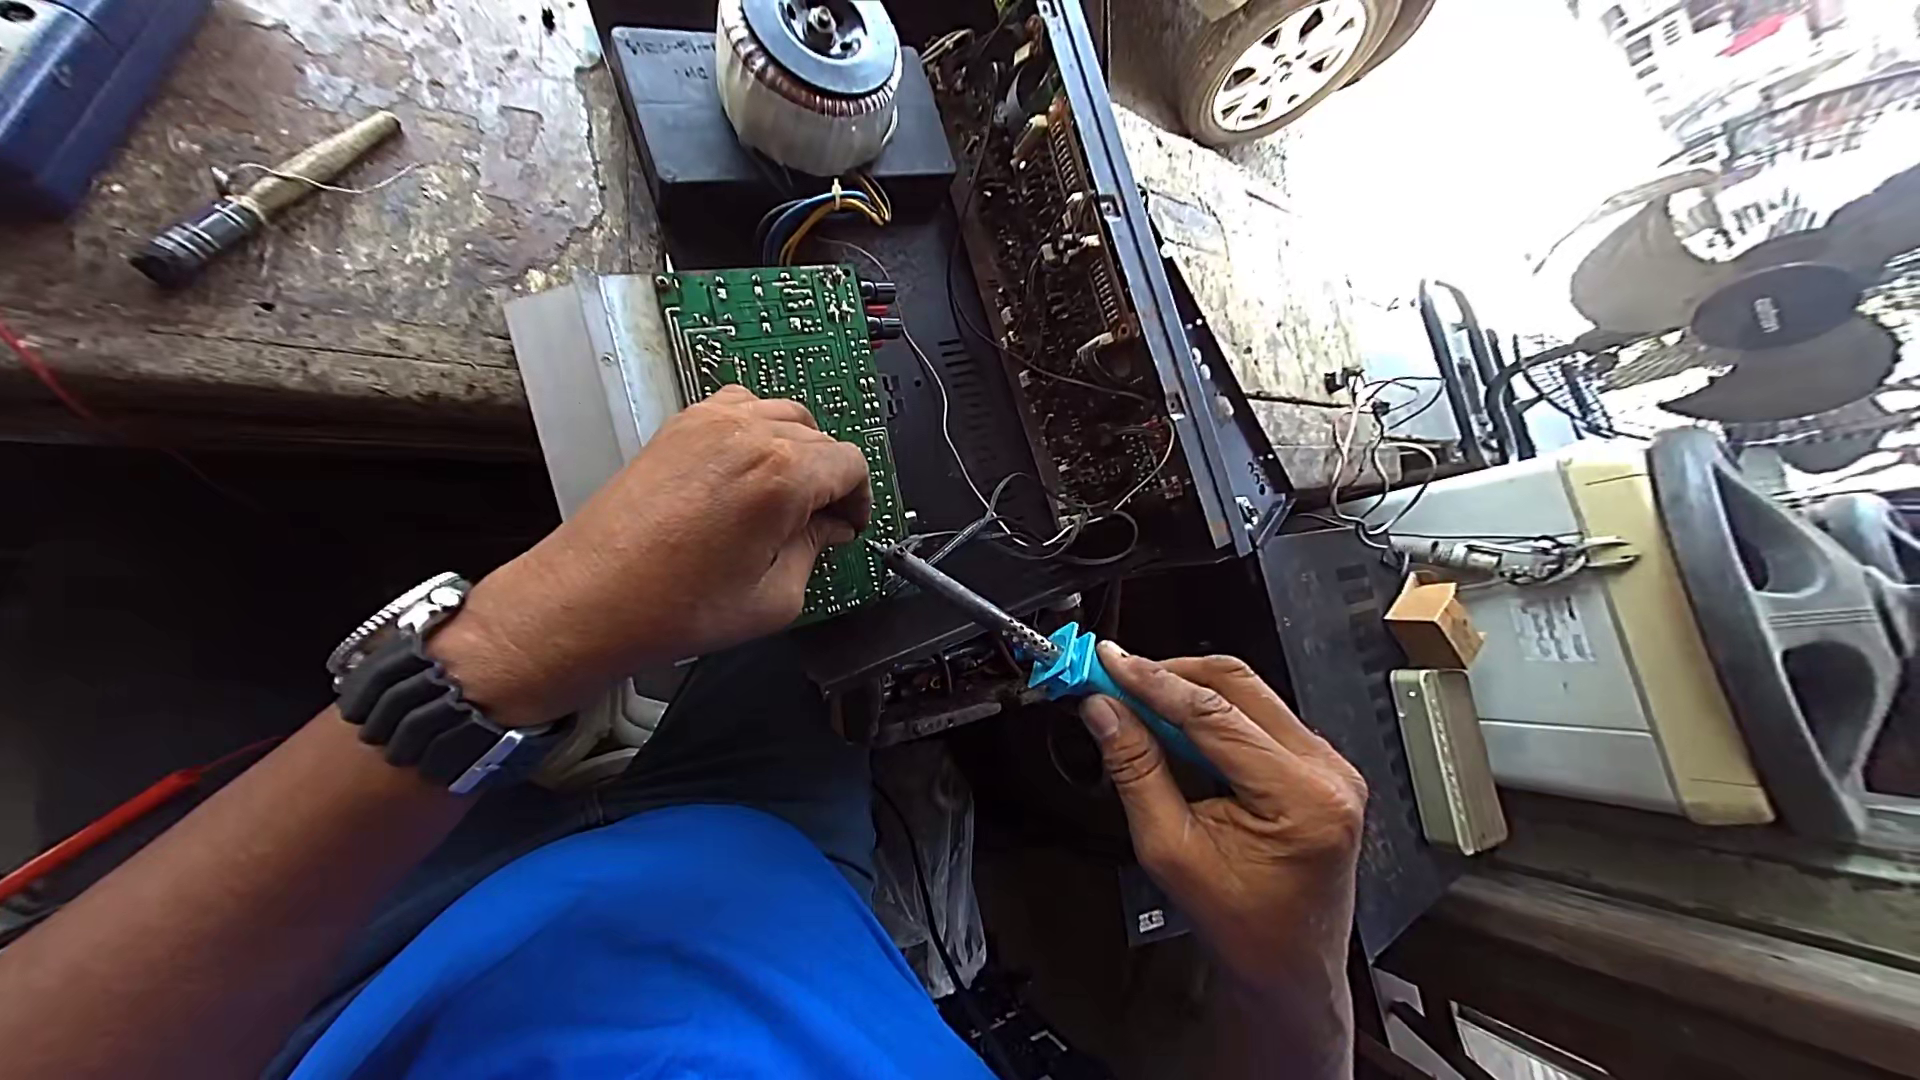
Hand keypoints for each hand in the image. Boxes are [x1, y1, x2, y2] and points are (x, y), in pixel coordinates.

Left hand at [431, 385, 871, 726]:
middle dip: (831, 480)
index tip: (848, 523)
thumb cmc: (667, 605)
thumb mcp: (775, 597)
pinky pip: (741, 408)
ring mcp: (709, 424)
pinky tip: (752, 467)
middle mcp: (748, 436)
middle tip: (820, 520)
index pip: (852, 464)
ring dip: (800, 452)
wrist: (587, 601)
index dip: (859, 499)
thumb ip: (815, 550)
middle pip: (822, 439)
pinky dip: (759, 430)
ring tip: (788, 494)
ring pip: (786, 416)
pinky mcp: (679, 428)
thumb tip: (828, 529)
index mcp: (782, 475)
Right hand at [1079, 645, 1366, 995]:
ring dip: (1183, 687)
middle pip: (1234, 684)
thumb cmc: (1243, 928)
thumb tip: (1104, 711)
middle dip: (1166, 674)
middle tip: (1114, 677)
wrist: (1290, 969)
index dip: (1151, 681)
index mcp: (1301, 798)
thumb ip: (1135, 770)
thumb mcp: (1170, 850)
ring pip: (1243, 690)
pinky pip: (1252, 711)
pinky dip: (1204, 707)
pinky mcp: (1313, 762)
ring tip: (1135, 701)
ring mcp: (1326, 763)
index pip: (1212, 713)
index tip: (1108, 663)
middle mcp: (1325, 771)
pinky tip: (1170, 722)